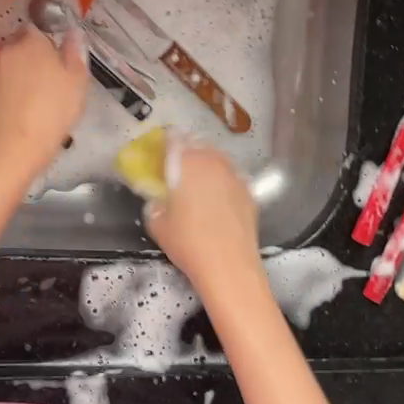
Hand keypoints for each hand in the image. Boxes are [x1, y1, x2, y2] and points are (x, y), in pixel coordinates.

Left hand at [0, 28, 87, 174]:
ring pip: (10, 64)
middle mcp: (8, 51)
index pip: (37, 29)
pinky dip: (9, 88)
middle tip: (50, 77)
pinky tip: (21, 104)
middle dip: (33, 56)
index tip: (58, 58)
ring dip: (20, 72)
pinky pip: (1, 82)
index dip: (48, 42)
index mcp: (32, 42)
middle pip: (21, 46)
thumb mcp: (77, 80)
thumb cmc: (54, 109)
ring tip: (35, 93)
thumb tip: (72, 33)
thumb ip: (75, 52)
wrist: (18, 146)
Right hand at [145, 135, 261, 292]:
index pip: (174, 139)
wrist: (229, 265)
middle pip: (197, 144)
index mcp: (186, 162)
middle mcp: (211, 160)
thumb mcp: (158, 225)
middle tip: (178, 166)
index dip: (166, 142)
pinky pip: (233, 176)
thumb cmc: (188, 242)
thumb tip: (158, 201)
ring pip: (218, 157)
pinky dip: (224, 180)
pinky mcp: (249, 190)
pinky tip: (220, 195)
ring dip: (207, 163)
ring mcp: (233, 173)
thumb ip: (155, 205)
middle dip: (187, 151)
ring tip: (200, 180)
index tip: (161, 151)